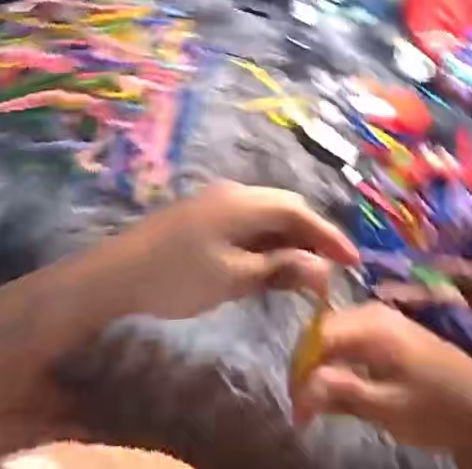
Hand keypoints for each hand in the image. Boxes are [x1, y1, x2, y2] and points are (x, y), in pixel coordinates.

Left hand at [74, 183, 359, 320]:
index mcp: (243, 202)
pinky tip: (272, 266)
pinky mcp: (204, 217)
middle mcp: (234, 193)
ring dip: (289, 240)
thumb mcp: (233, 278)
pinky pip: (248, 223)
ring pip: (266, 216)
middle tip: (334, 269)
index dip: (328, 235)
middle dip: (312, 236)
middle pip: (284, 208)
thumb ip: (280, 269)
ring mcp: (217, 203)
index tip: (354, 262)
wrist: (117, 273)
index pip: (298, 210)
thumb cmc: (178, 276)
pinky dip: (267, 242)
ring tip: (309, 272)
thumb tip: (323, 269)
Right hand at [292, 304, 471, 468]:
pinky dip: (337, 360)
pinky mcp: (387, 330)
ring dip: (321, 364)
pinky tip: (339, 384)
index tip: (297, 410)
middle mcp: (371, 310)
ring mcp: (380, 317)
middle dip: (307, 366)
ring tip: (317, 400)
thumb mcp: (389, 407)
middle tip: (303, 408)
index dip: (301, 370)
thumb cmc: (436, 407)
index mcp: (371, 323)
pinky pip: (349, 338)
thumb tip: (302, 389)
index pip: (317, 337)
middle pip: (323, 331)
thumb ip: (344, 392)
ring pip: (334, 334)